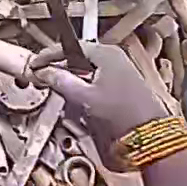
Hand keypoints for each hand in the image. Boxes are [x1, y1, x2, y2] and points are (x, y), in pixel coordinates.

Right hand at [44, 42, 171, 157]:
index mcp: (105, 53)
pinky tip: (79, 102)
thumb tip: (44, 72)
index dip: (49, 56)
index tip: (35, 65)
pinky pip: (96, 81)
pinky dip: (84, 89)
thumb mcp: (85, 98)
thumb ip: (61, 82)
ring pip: (86, 71)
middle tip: (44, 78)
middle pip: (78, 58)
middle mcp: (114, 57)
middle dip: (60, 69)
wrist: (151, 138)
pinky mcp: (123, 86)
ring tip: (60, 92)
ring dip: (72, 81)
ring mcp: (120, 71)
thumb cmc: (122, 114)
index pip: (69, 47)